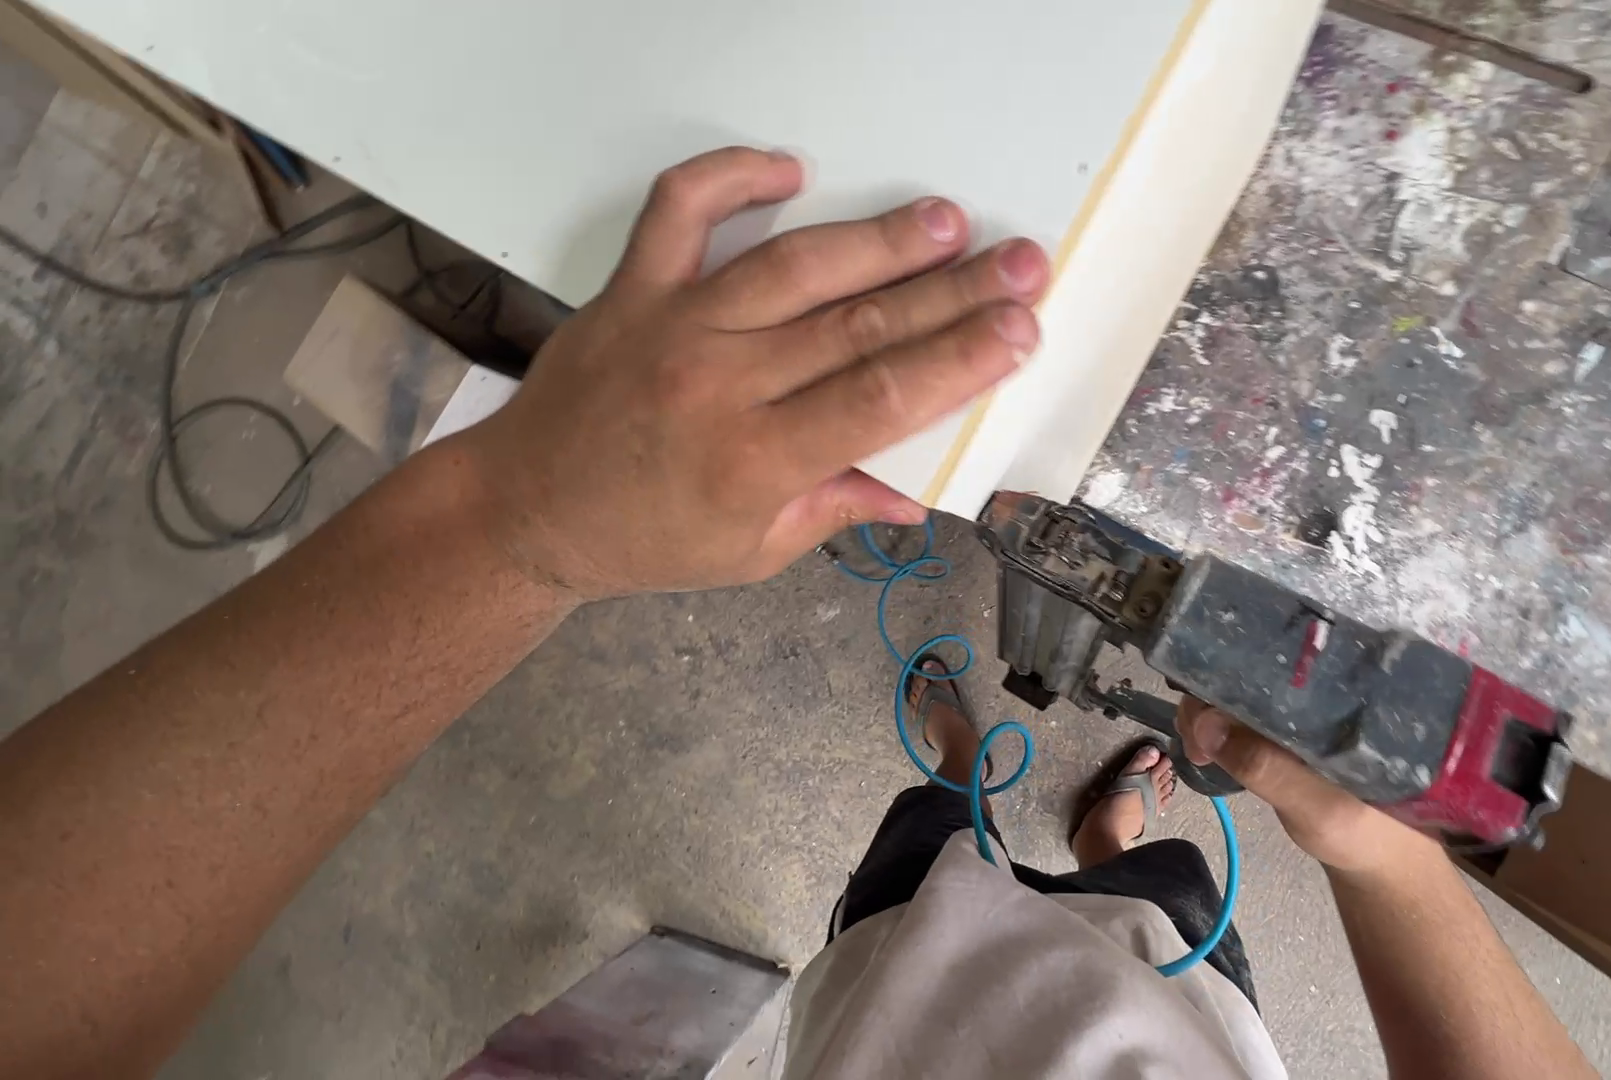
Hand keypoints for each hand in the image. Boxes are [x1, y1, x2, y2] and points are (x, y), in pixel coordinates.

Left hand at [456, 147, 1050, 599]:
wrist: (529, 511)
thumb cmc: (650, 542)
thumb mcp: (753, 551)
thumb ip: (835, 510)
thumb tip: (915, 495)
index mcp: (758, 461)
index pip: (882, 401)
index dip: (960, 362)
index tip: (1020, 331)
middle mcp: (722, 384)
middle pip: (858, 327)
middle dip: (953, 294)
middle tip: (1021, 262)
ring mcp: (673, 325)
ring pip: (794, 267)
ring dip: (877, 240)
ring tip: (946, 220)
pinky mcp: (632, 289)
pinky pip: (681, 210)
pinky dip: (731, 177)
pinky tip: (790, 168)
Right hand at [1177, 696, 1433, 874]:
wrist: (1385, 861)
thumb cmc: (1365, 832)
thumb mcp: (1318, 806)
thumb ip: (1265, 768)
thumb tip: (1205, 724)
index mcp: (1327, 697)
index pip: (1264, 665)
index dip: (1220, 681)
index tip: (1197, 722)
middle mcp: (1310, 698)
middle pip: (1241, 677)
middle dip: (1205, 704)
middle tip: (1194, 749)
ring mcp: (1294, 716)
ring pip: (1234, 699)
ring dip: (1205, 720)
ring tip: (1198, 755)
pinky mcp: (1283, 736)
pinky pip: (1238, 721)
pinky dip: (1215, 732)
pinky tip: (1207, 752)